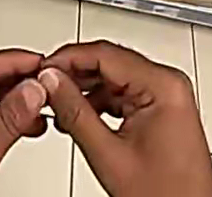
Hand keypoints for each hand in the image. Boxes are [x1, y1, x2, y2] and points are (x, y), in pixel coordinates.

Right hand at [40, 41, 211, 196]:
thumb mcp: (111, 157)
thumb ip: (76, 113)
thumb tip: (52, 81)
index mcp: (163, 85)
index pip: (105, 54)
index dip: (69, 58)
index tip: (44, 67)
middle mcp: (167, 83)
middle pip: (109, 62)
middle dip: (74, 74)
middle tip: (45, 84)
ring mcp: (165, 95)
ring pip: (112, 78)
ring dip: (84, 90)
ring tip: (57, 102)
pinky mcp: (159, 109)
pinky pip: (122, 93)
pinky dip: (98, 103)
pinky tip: (78, 115)